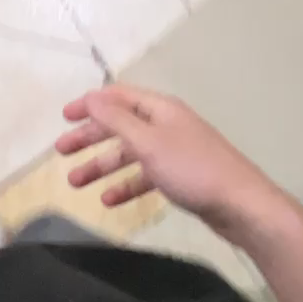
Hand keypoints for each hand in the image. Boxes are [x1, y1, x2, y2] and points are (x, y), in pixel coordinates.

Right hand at [55, 85, 285, 235]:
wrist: (241, 205)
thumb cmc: (192, 169)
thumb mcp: (148, 142)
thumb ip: (116, 119)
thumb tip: (91, 96)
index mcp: (159, 109)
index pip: (117, 97)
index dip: (90, 104)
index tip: (64, 117)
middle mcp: (166, 125)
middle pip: (120, 125)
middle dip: (90, 138)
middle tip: (61, 151)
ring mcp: (174, 151)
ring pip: (129, 154)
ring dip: (102, 166)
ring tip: (75, 183)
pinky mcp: (180, 177)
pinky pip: (145, 176)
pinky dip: (125, 185)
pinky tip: (109, 201)